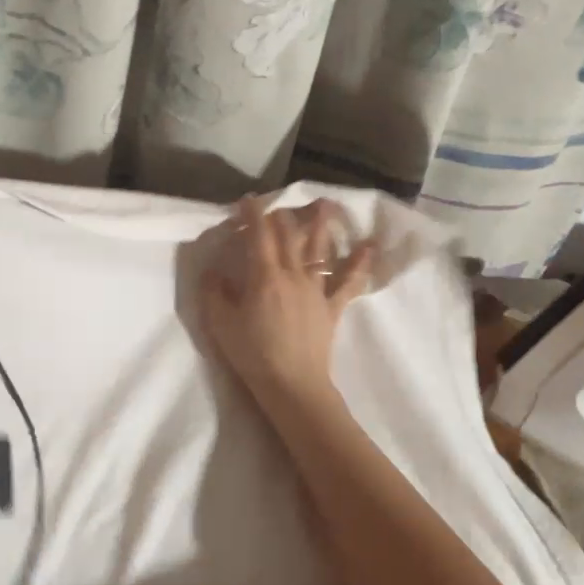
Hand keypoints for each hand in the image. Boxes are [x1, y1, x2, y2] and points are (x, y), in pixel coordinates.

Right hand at [198, 196, 375, 403]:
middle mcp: (293, 274)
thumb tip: (213, 270)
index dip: (253, 213)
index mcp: (264, 275)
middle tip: (277, 203)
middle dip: (282, 215)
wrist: (293, 385)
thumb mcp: (220, 323)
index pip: (258, 235)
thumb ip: (213, 292)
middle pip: (289, 236)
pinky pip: (349, 282)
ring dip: (321, 224)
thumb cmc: (252, 354)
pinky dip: (360, 264)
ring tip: (325, 203)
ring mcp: (316, 289)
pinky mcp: (332, 307)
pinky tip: (370, 247)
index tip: (246, 200)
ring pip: (320, 249)